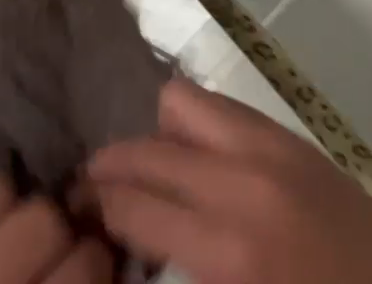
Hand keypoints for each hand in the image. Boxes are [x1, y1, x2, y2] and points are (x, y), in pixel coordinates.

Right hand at [85, 80, 371, 283]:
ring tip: (154, 178)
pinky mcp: (297, 142)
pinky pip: (222, 110)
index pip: (131, 204)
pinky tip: (201, 168)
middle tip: (94, 197)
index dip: (92, 209)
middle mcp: (245, 180)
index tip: (74, 216)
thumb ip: (178, 270)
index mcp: (233, 247)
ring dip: (154, 138)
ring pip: (178, 104)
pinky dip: (195, 128)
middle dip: (107, 171)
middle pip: (144, 150)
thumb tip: (126, 251)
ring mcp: (276, 151)